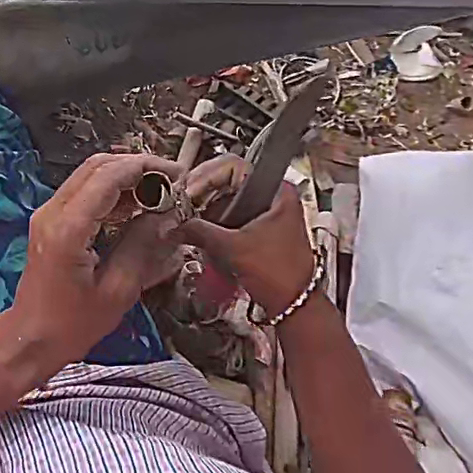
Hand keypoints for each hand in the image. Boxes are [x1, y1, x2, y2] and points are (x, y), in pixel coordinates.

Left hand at [12, 153, 183, 367]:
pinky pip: (83, 192)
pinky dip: (112, 191)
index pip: (107, 177)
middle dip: (137, 166)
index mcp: (68, 228)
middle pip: (96, 167)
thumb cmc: (72, 324)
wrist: (31, 338)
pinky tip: (137, 205)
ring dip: (125, 176)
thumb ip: (142, 245)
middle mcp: (52, 211)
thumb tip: (167, 214)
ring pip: (89, 175)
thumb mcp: (118, 290)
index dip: (145, 168)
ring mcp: (48, 213)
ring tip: (160, 191)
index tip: (177, 173)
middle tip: (172, 179)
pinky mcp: (51, 220)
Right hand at [179, 154, 316, 317]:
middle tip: (184, 204)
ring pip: (227, 199)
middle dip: (202, 194)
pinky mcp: (260, 228)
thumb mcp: (233, 248)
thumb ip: (201, 231)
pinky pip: (231, 215)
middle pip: (227, 181)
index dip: (205, 178)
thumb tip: (177, 224)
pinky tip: (201, 230)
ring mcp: (266, 212)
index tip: (189, 193)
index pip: (231, 167)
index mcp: (276, 191)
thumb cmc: (279, 274)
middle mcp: (273, 196)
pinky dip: (215, 222)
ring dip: (206, 208)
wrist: (295, 305)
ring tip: (189, 218)